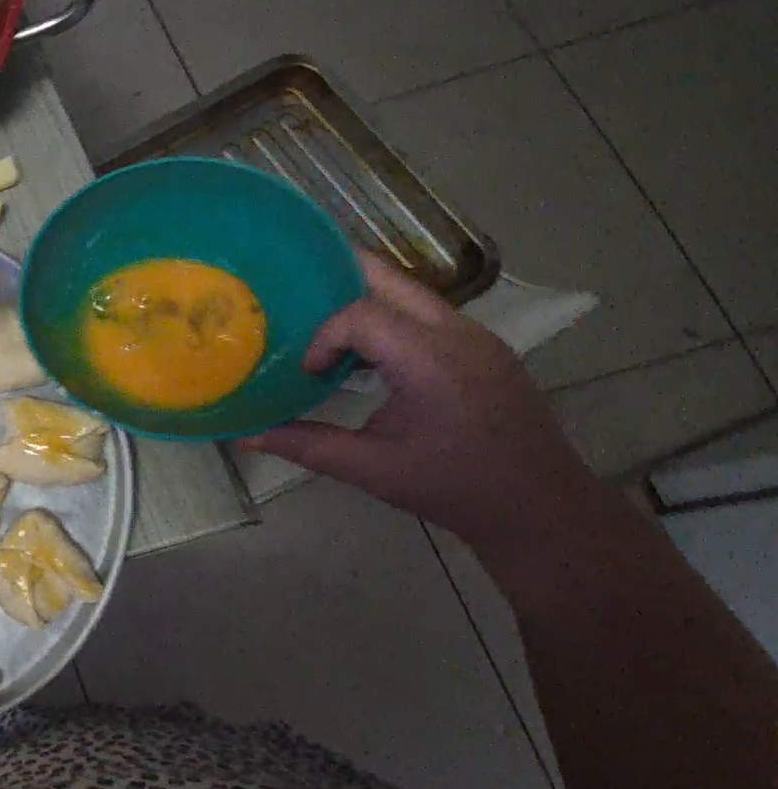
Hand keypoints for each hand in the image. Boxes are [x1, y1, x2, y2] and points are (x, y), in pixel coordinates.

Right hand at [236, 251, 599, 545]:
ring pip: (410, 294)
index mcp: (431, 361)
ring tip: (320, 325)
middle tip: (294, 296)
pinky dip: (388, 320)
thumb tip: (245, 435)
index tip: (308, 374)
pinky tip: (364, 356)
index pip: (360, 315)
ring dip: (363, 301)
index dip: (322, 337)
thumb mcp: (371, 468)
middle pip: (390, 281)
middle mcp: (458, 336)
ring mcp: (476, 339)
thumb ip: (305, 444)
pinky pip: (426, 315)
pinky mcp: (482, 350)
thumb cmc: (455, 488)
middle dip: (338, 281)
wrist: (542, 508)